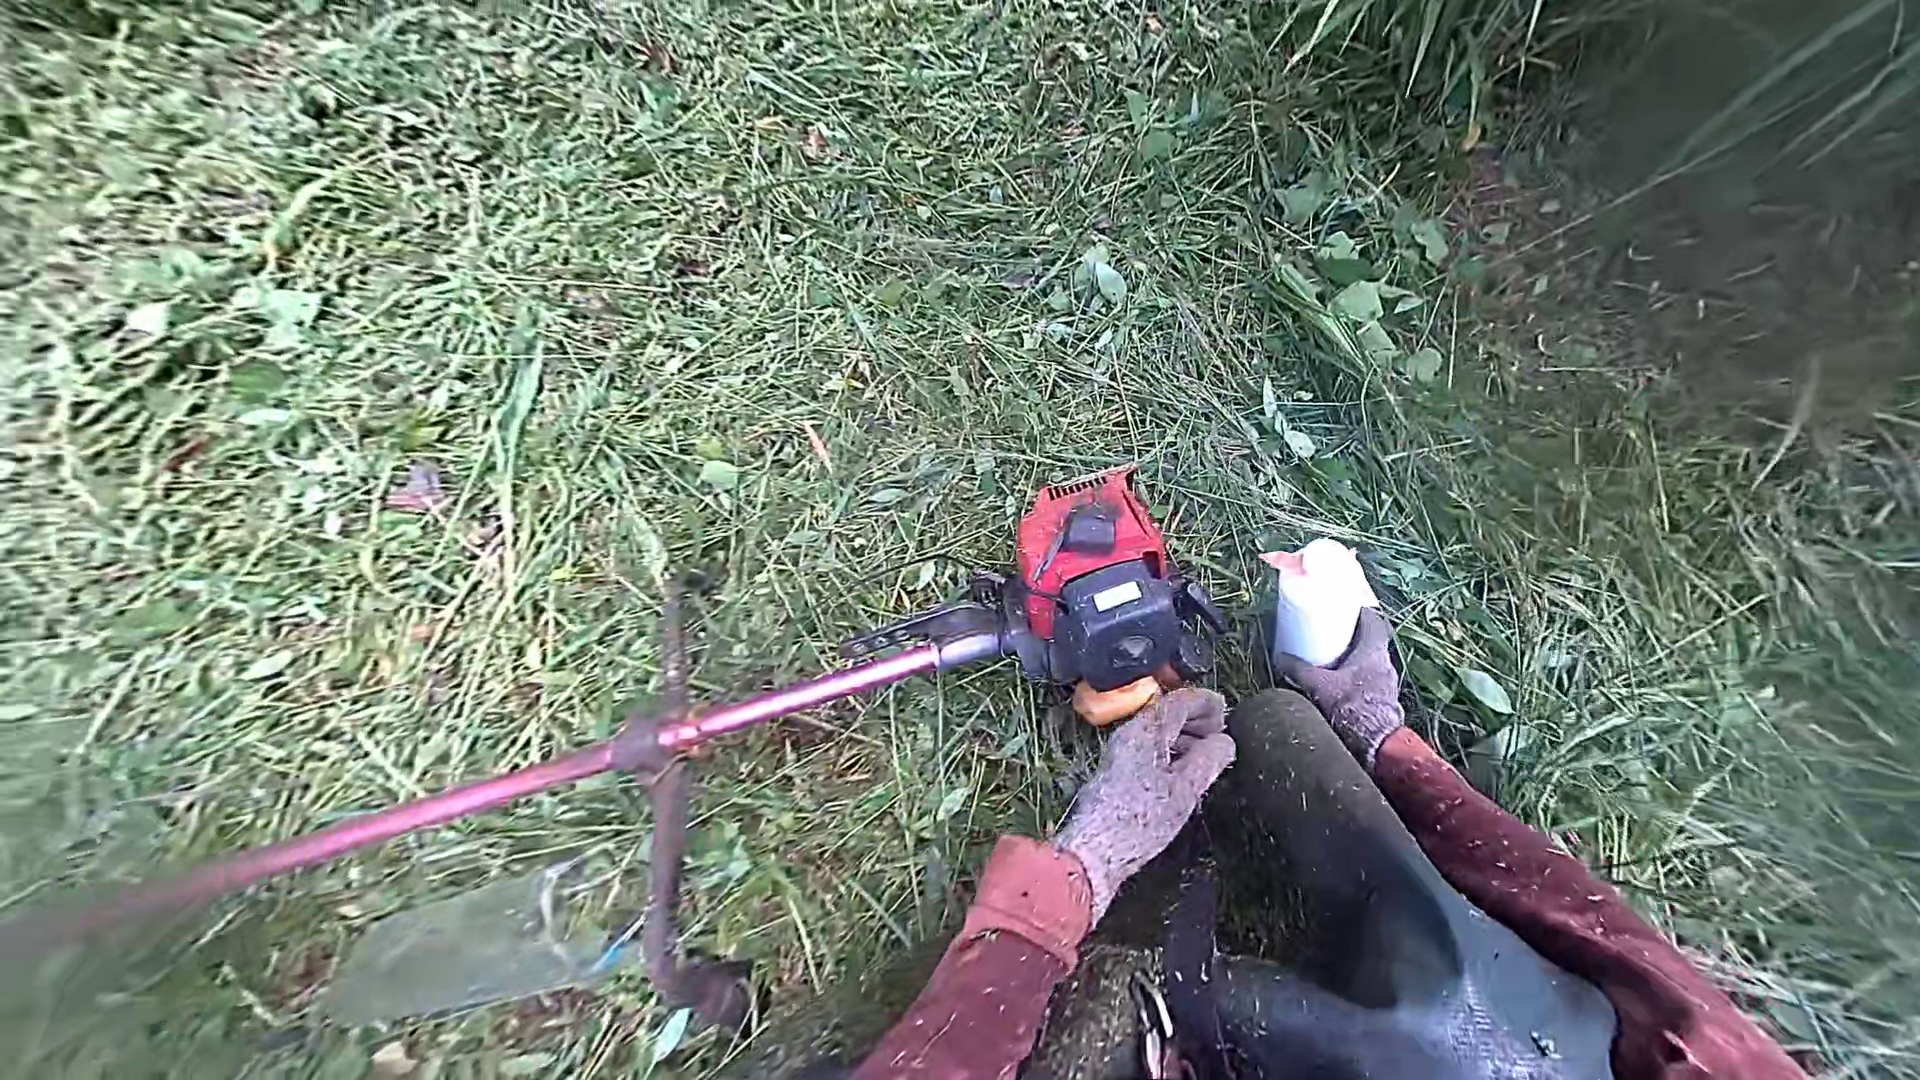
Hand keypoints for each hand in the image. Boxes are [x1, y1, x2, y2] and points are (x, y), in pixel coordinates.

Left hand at [1055, 688, 1235, 920]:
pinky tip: (1183, 769)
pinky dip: (1171, 749)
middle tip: (1220, 733)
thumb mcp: (1185, 789)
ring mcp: (1121, 751)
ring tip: (1207, 752)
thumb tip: (1224, 741)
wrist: (1097, 846)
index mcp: (1145, 731)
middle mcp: (1129, 734)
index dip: (1205, 703)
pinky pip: (1149, 747)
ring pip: (1157, 730)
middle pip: (1166, 713)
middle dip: (1196, 718)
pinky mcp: (1118, 769)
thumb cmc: (1140, 819)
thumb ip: (1208, 760)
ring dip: (1184, 735)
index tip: (1225, 710)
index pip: (1178, 702)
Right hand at [1273, 608, 1403, 767]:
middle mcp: (1385, 664)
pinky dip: (1356, 675)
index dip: (1362, 613)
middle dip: (1353, 635)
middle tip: (1332, 631)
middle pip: (1372, 641)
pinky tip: (1339, 681)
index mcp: (1373, 653)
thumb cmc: (1349, 706)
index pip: (1375, 623)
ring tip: (1332, 656)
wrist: (1375, 744)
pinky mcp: (1383, 699)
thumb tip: (1279, 658)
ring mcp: (1387, 683)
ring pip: (1371, 661)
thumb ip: (1297, 669)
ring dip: (1354, 657)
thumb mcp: (1317, 684)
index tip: (1347, 607)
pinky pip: (1370, 678)